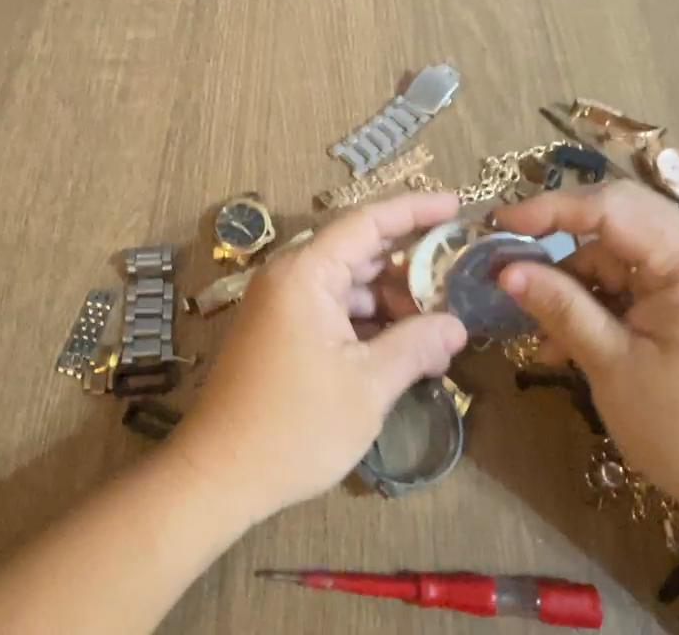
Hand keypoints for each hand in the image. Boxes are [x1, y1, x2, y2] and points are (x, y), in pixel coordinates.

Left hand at [165, 192, 468, 524]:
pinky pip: (334, 313)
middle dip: (411, 268)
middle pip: (360, 253)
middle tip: (460, 282)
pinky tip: (406, 351)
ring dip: (394, 304)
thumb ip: (415, 346)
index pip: (367, 222)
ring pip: (350, 287)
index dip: (414, 210)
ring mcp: (282, 306)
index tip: (456, 205)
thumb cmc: (294, 426)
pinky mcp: (281, 334)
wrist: (218, 473)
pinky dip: (369, 325)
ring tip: (442, 330)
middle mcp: (290, 278)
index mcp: (305, 274)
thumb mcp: (367, 386)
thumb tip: (456, 325)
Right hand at [493, 183, 678, 549]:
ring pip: (621, 261)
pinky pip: (637, 291)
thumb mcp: (613, 366)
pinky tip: (569, 347)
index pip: (611, 208)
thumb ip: (560, 307)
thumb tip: (505, 270)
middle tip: (511, 263)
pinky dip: (600, 310)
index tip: (498, 225)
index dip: (550, 209)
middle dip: (561, 243)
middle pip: (618, 224)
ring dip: (576, 289)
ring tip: (542, 339)